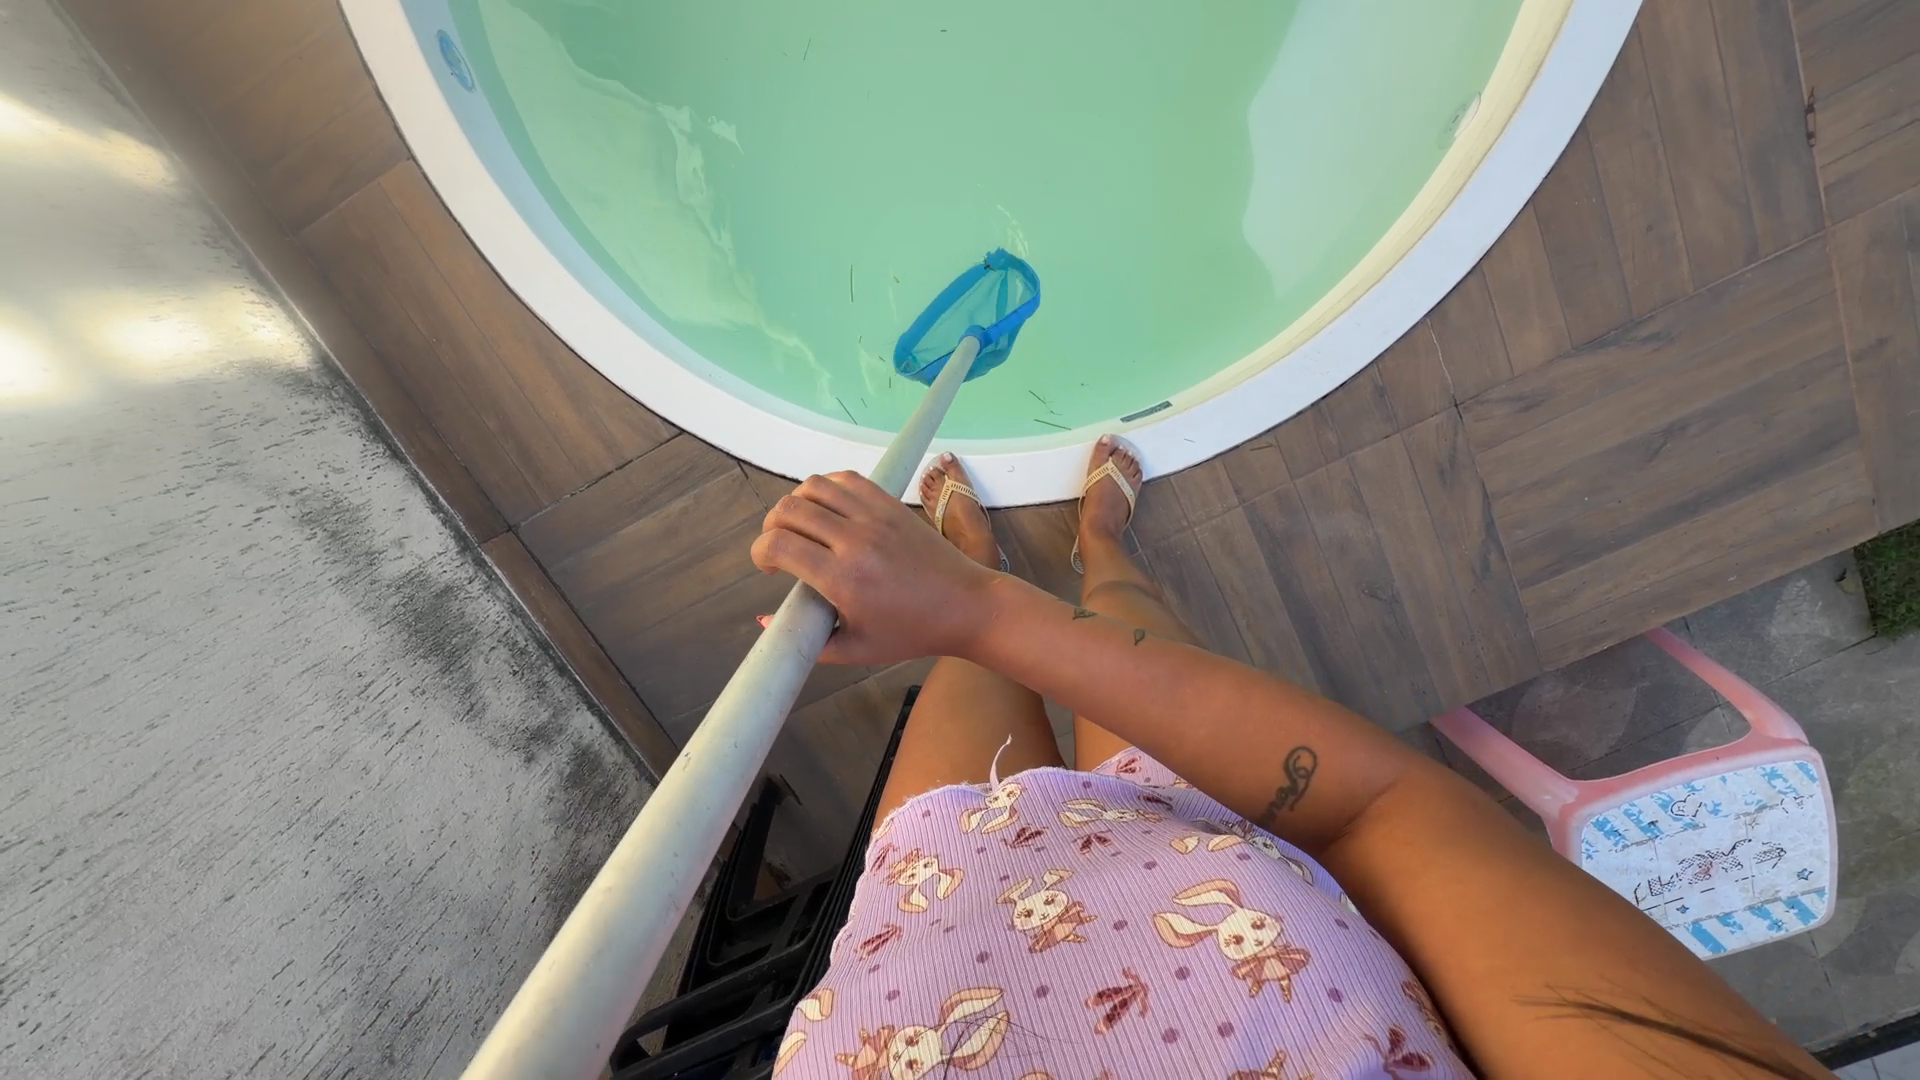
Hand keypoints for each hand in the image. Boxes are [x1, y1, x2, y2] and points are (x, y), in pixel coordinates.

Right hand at [751, 471, 999, 664]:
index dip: (760, 552)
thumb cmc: (912, 633)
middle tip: (780, 547)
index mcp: (843, 579)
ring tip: (802, 526)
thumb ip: (808, 640)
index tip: (768, 567)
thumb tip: (766, 620)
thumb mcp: (857, 650)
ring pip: (815, 486)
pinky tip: (829, 509)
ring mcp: (875, 517)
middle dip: (771, 527)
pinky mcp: (892, 504)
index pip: (778, 545)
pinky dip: (827, 487)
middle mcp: (855, 541)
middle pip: (789, 510)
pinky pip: (847, 478)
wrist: (966, 605)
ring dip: (796, 503)